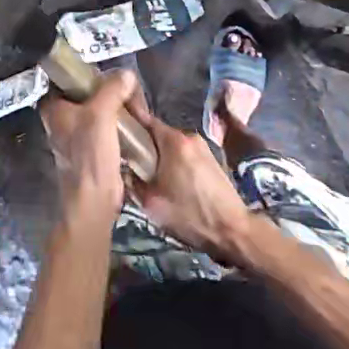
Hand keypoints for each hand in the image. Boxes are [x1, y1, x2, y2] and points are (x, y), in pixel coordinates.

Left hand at [38, 70, 138, 229]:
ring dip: (122, 105)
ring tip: (138, 113)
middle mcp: (62, 115)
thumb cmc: (90, 156)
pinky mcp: (92, 143)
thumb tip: (127, 75)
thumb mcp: (101, 114)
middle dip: (115, 91)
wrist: (94, 200)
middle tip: (133, 98)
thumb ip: (113, 89)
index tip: (117, 78)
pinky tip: (135, 123)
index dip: (95, 72)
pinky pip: (109, 120)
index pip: (74, 75)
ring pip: (103, 104)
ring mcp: (77, 130)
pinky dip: (122, 119)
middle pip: (92, 88)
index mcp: (53, 105)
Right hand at [124, 101, 259, 262]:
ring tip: (150, 175)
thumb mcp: (152, 203)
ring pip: (172, 144)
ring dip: (161, 155)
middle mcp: (189, 136)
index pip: (146, 120)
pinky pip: (184, 152)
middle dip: (145, 145)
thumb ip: (134, 182)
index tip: (117, 127)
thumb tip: (124, 168)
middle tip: (130, 161)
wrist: (230, 228)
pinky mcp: (210, 157)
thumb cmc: (189, 215)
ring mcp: (202, 145)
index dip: (130, 122)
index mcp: (174, 141)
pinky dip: (174, 161)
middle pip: (159, 133)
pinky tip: (170, 180)